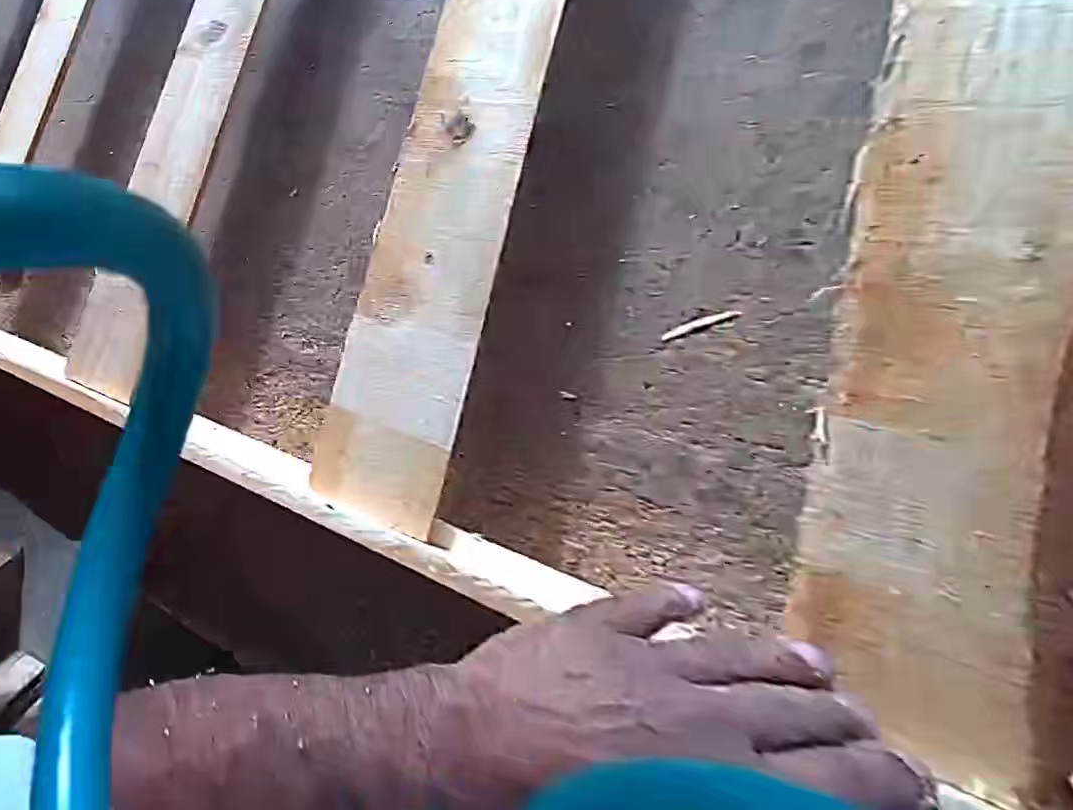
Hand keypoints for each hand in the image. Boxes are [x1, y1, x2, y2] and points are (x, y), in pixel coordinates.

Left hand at [425, 584, 932, 809]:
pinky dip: (667, 598)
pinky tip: (690, 594)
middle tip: (860, 715)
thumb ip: (726, 804)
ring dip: (774, 658)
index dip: (882, 776)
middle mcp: (701, 716)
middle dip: (836, 716)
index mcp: (731, 780)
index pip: (839, 781)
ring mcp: (642, 661)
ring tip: (811, 659)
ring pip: (729, 655)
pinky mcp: (589, 627)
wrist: (477, 741)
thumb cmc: (560, 802)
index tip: (906, 771)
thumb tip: (768, 789)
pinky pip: (639, 606)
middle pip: (791, 711)